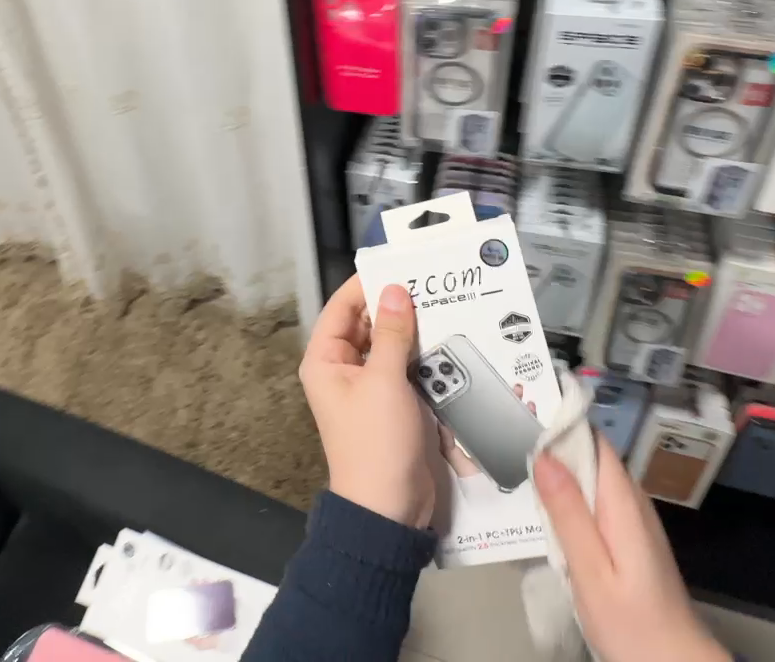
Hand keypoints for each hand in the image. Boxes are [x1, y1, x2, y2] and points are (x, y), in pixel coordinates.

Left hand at [299, 276, 438, 527]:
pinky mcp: (394, 402)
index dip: (366, 285)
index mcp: (326, 361)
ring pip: (390, 345)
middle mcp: (343, 369)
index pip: (341, 309)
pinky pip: (406, 367)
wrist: (390, 510)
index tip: (397, 265)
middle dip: (395, 306)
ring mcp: (370, 387)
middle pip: (368, 324)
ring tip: (444, 304)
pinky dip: (423, 355)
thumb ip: (392, 334)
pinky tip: (448, 340)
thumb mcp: (384, 382)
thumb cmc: (376, 441)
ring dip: (413, 330)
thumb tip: (395, 290)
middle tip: (430, 282)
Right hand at [533, 439, 729, 661]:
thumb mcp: (590, 571)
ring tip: (529, 489)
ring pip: (594, 480)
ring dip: (564, 480)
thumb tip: (543, 455)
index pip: (594, 442)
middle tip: (518, 463)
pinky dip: (575, 504)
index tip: (527, 431)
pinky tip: (556, 523)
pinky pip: (599, 503)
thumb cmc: (632, 624)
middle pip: (592, 458)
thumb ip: (567, 513)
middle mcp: (633, 502)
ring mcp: (636, 521)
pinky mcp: (633, 539)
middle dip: (557, 455)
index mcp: (623, 502)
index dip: (562, 430)